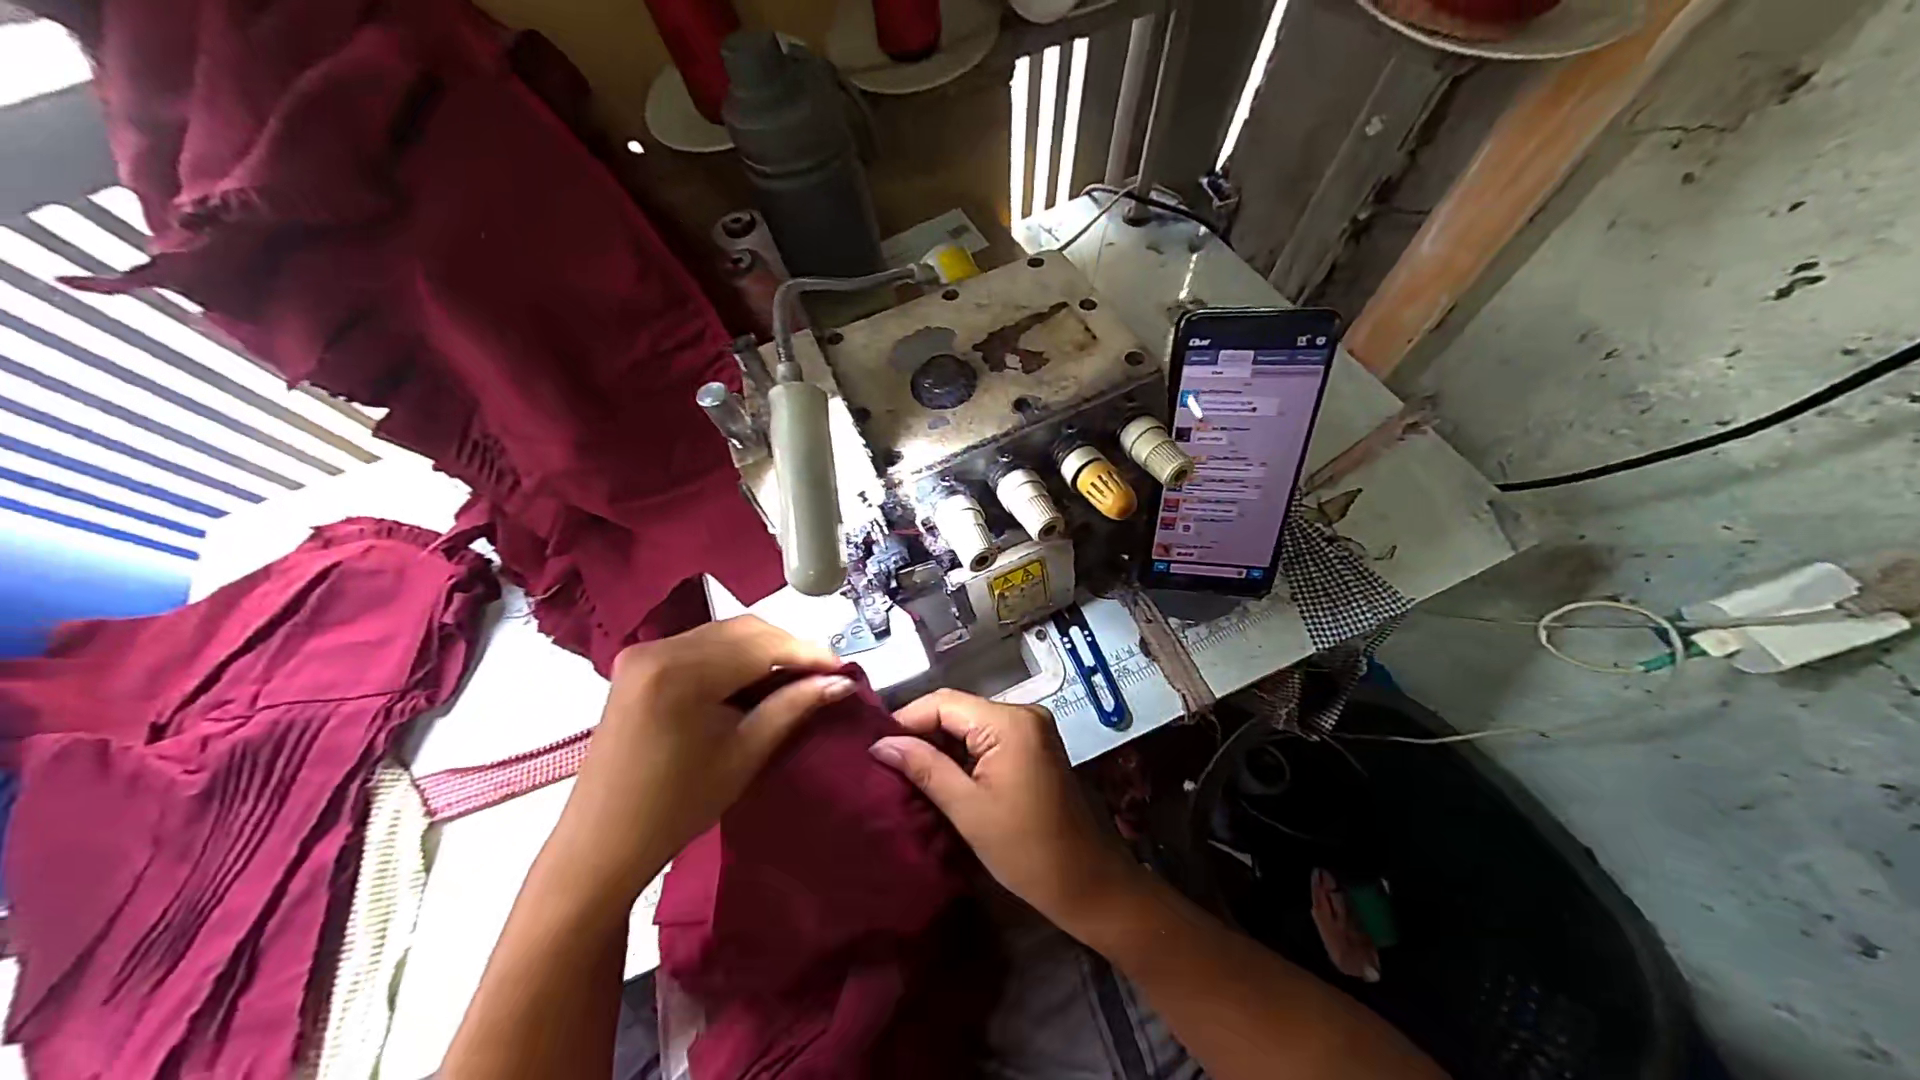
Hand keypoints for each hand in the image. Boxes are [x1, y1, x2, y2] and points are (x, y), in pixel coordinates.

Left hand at [551, 616, 847, 908]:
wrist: (603, 841)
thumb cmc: (677, 806)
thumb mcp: (745, 754)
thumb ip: (793, 707)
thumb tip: (840, 682)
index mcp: (680, 672)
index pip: (762, 644)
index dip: (808, 653)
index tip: (843, 669)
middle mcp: (658, 649)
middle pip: (742, 630)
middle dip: (788, 647)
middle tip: (823, 675)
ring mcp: (643, 653)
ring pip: (723, 633)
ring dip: (763, 649)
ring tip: (796, 677)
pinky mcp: (638, 664)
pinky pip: (701, 644)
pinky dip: (734, 655)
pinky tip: (754, 677)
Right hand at [869, 689, 1146, 935]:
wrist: (1088, 883)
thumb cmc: (1026, 850)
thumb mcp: (967, 809)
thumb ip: (924, 768)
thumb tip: (880, 744)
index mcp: (1009, 722)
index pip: (943, 702)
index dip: (905, 721)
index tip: (873, 748)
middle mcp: (1023, 713)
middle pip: (956, 709)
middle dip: (920, 733)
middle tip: (884, 762)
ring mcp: (1031, 728)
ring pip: (968, 724)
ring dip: (938, 744)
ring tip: (903, 770)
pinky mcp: (1033, 746)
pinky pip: (986, 737)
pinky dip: (961, 753)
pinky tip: (937, 775)